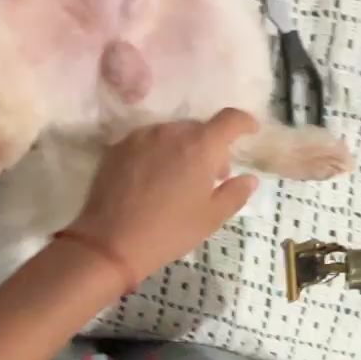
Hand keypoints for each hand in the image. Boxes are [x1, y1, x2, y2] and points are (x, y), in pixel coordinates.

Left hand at [65, 109, 260, 279]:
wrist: (111, 240)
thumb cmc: (169, 230)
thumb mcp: (211, 218)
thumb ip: (235, 193)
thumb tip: (249, 178)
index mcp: (200, 145)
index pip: (229, 119)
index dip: (244, 122)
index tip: (249, 131)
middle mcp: (169, 132)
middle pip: (198, 129)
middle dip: (210, 147)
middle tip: (211, 176)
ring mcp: (139, 137)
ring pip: (170, 134)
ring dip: (181, 149)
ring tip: (179, 179)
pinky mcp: (117, 147)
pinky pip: (146, 142)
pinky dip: (156, 153)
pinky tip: (151, 180)